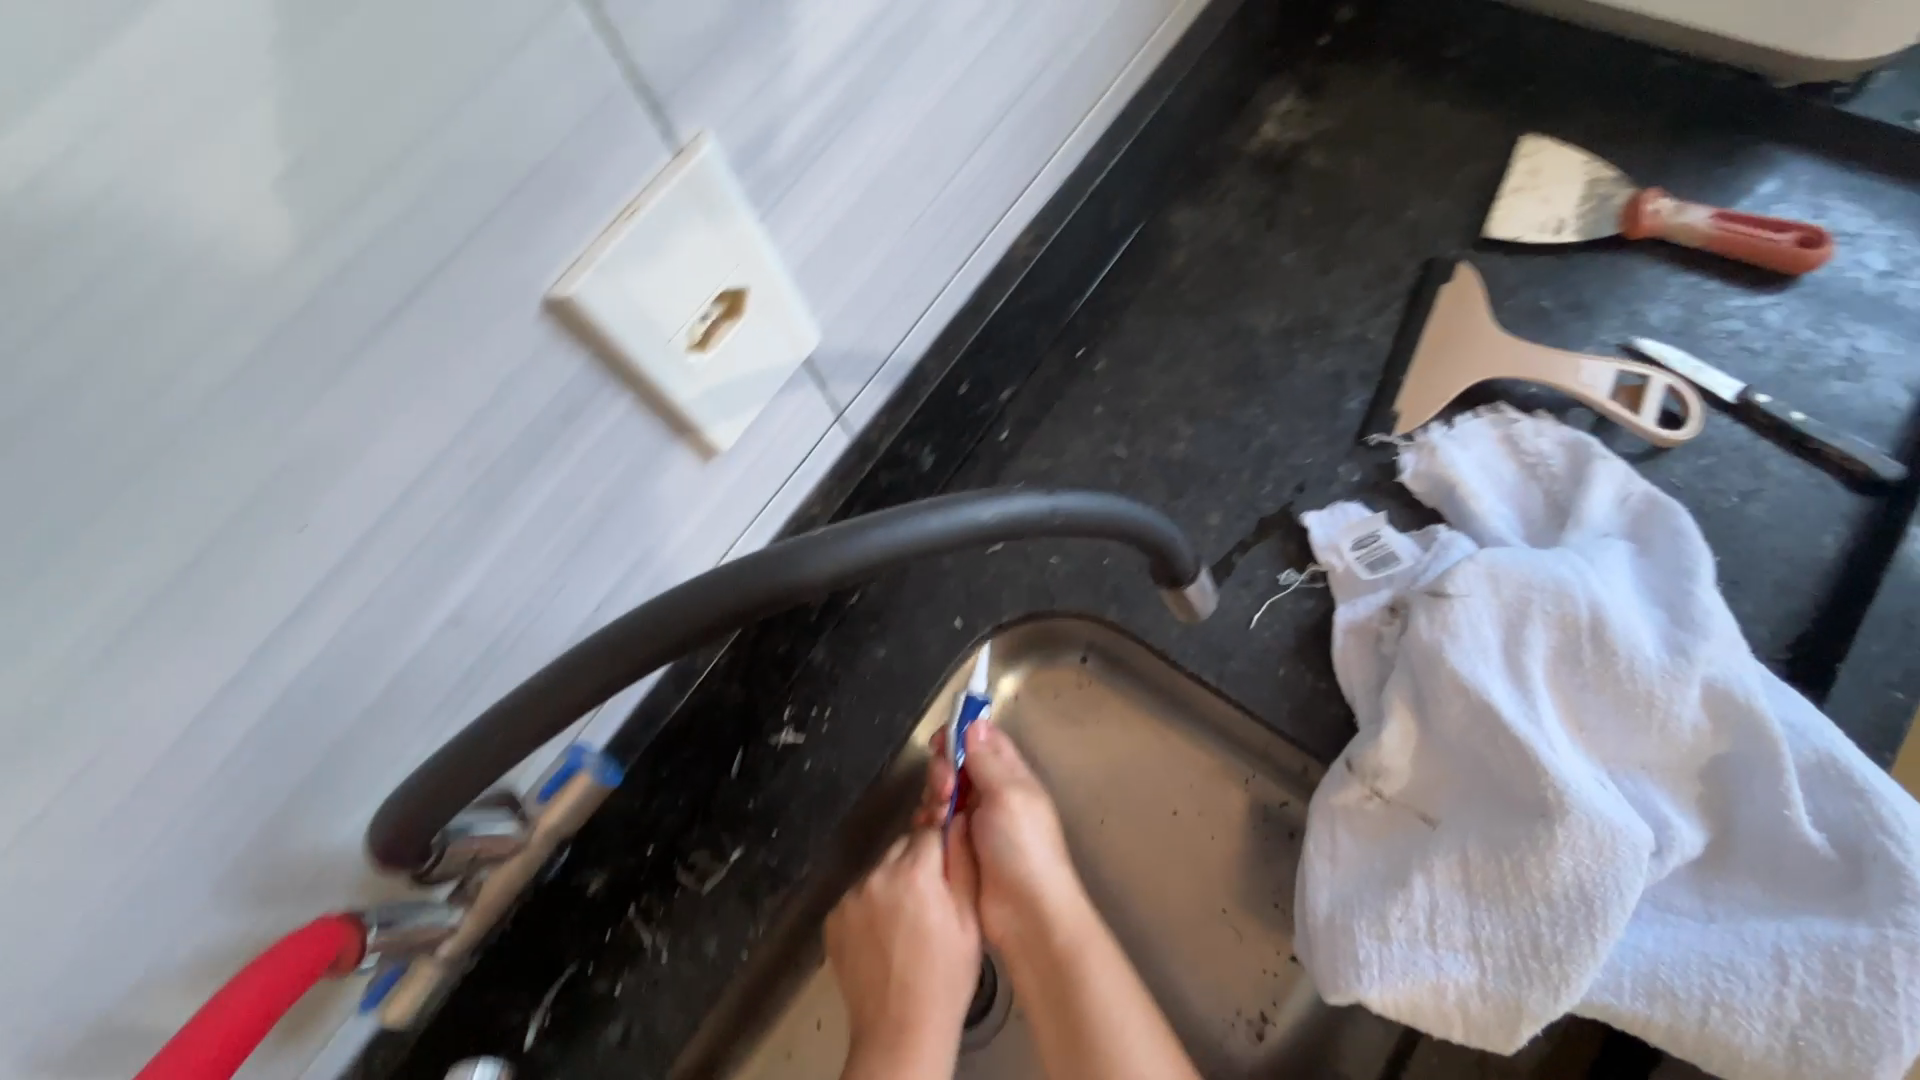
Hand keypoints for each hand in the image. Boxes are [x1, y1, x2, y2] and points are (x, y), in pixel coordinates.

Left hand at [825, 824, 980, 1078]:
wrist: (899, 1032)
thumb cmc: (944, 980)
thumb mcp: (969, 921)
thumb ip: (964, 864)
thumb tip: (960, 821)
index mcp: (915, 874)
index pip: (929, 832)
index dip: (941, 847)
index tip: (947, 868)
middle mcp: (877, 877)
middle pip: (901, 848)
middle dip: (916, 865)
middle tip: (929, 902)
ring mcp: (850, 898)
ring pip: (879, 871)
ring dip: (892, 884)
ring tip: (906, 926)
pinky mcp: (833, 918)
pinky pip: (858, 896)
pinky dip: (870, 907)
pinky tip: (883, 937)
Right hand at [919, 720, 1091, 952]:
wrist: (1026, 916)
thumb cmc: (1024, 849)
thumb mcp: (1009, 795)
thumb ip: (988, 759)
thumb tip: (975, 723)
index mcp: (1012, 777)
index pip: (985, 741)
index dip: (961, 734)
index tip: (939, 740)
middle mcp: (992, 796)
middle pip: (957, 766)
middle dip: (943, 770)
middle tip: (943, 789)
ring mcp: (973, 824)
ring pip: (942, 795)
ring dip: (934, 797)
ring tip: (937, 815)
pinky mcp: (956, 850)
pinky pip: (934, 824)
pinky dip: (928, 822)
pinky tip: (928, 829)